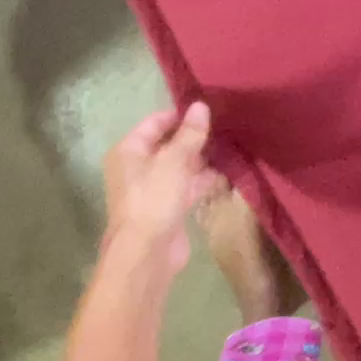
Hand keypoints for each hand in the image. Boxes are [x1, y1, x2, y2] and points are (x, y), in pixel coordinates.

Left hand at [100, 102, 225, 273]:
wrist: (147, 254)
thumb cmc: (154, 199)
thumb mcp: (174, 161)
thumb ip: (190, 134)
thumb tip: (200, 106)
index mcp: (129, 150)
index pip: (155, 123)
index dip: (180, 115)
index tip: (208, 109)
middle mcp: (137, 167)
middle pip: (168, 144)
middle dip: (193, 137)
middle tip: (225, 126)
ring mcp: (153, 189)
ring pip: (180, 167)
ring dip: (201, 159)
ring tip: (231, 146)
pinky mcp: (168, 208)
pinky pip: (187, 187)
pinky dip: (203, 180)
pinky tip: (226, 173)